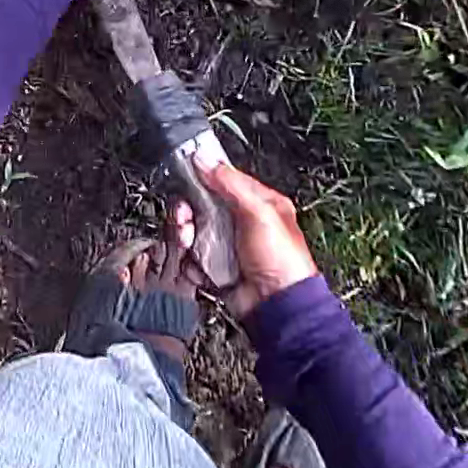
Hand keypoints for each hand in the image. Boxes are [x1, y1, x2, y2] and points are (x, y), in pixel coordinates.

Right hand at [180, 162, 316, 316]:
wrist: (277, 308)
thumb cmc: (283, 261)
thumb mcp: (260, 212)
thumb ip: (230, 183)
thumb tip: (204, 160)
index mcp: (257, 201)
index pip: (222, 178)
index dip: (202, 176)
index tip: (185, 175)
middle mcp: (238, 220)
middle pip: (199, 203)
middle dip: (187, 209)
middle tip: (185, 216)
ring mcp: (225, 243)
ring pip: (190, 227)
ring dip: (184, 233)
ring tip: (188, 241)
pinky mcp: (214, 264)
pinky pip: (190, 253)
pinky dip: (189, 257)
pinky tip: (196, 261)